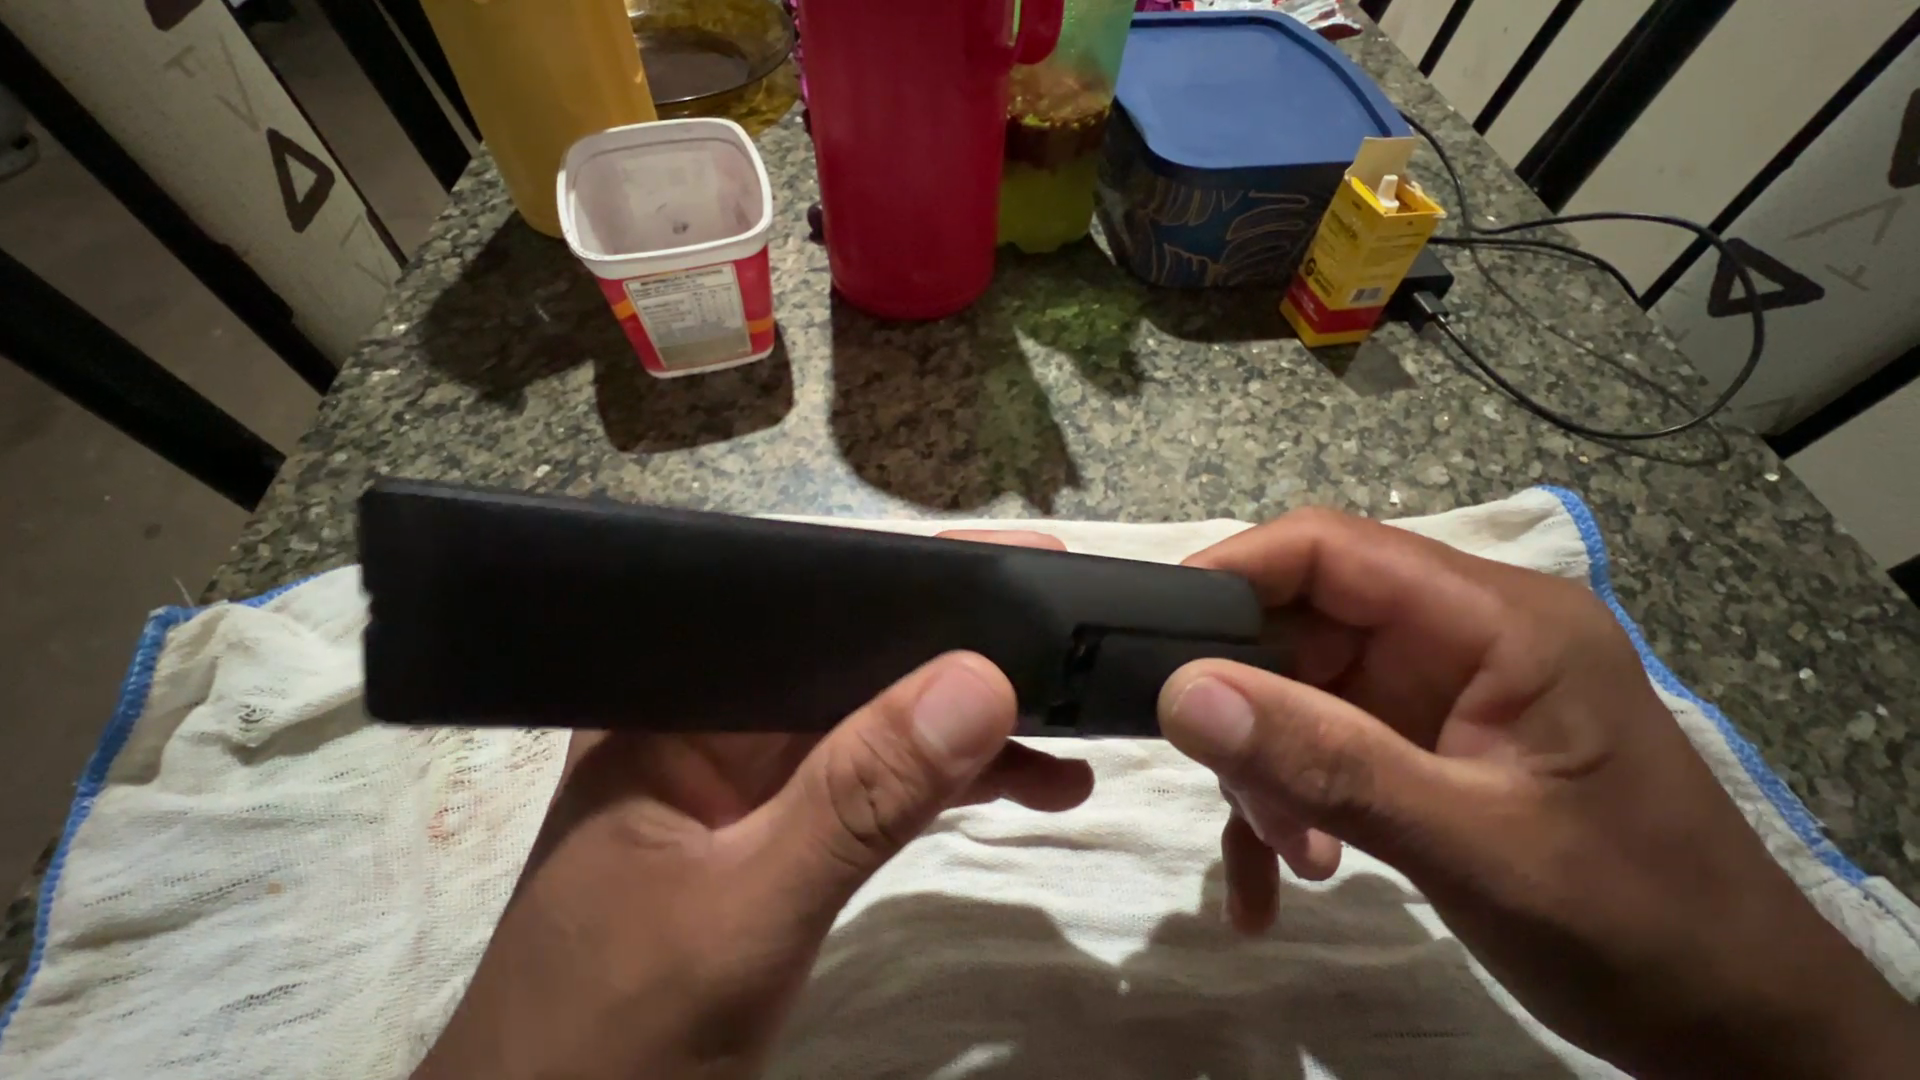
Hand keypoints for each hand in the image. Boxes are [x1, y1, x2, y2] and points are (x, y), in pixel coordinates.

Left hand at [415, 531, 1093, 1079]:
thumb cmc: (613, 1040)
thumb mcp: (746, 913)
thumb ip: (858, 799)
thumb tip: (979, 682)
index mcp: (674, 702)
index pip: (804, 609)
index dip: (915, 582)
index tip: (1021, 564)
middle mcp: (715, 723)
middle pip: (854, 661)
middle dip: (961, 650)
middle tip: (1068, 630)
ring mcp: (752, 783)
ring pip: (876, 726)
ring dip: (971, 728)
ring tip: (1077, 720)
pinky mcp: (784, 837)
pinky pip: (880, 789)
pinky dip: (950, 787)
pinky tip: (1028, 785)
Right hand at [1157, 508, 1918, 1078]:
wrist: (1733, 1030)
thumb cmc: (1633, 924)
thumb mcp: (1469, 843)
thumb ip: (1324, 762)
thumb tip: (1182, 695)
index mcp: (1494, 619)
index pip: (1333, 548)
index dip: (1233, 571)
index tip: (1149, 631)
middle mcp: (1457, 636)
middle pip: (1301, 626)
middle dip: (1251, 708)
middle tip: (1233, 786)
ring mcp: (1434, 693)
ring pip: (1296, 694)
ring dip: (1269, 771)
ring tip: (1291, 852)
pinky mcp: (1418, 744)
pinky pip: (1319, 749)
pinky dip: (1288, 805)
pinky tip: (1282, 876)